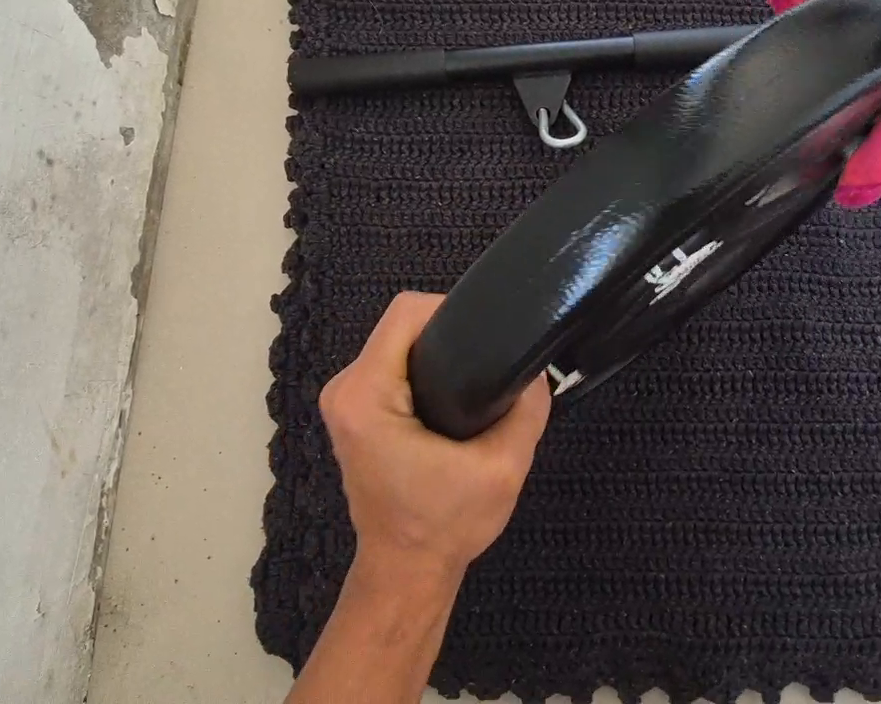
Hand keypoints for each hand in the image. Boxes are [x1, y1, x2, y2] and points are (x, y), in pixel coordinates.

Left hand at [318, 292, 551, 582]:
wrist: (407, 571)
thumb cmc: (446, 525)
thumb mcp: (503, 468)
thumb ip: (528, 409)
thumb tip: (535, 369)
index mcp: (367, 397)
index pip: (406, 313)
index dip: (451, 309)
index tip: (489, 330)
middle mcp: (346, 390)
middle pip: (402, 324)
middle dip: (450, 331)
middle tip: (491, 356)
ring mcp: (346, 399)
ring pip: (398, 340)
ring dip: (438, 348)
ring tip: (478, 372)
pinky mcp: (356, 410)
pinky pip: (393, 361)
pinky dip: (424, 364)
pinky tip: (455, 388)